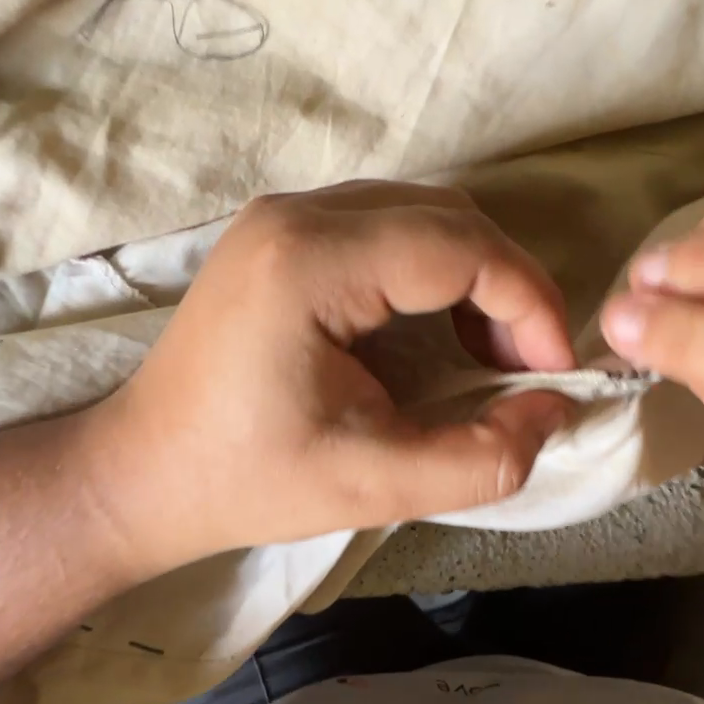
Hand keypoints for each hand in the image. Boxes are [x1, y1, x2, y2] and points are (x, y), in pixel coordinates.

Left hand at [98, 181, 576, 566]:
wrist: (146, 474)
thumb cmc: (249, 483)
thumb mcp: (377, 487)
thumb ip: (485, 457)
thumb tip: (557, 408)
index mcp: (310, 263)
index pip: (459, 246)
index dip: (529, 303)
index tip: (556, 371)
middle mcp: (294, 215)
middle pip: (447, 217)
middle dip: (507, 289)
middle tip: (526, 367)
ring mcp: (281, 218)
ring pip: (421, 215)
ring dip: (474, 279)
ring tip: (487, 355)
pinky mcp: (279, 237)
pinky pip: (386, 230)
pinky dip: (433, 275)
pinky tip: (437, 333)